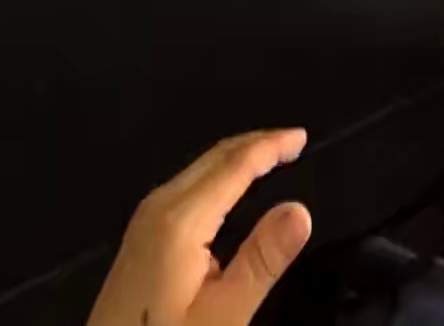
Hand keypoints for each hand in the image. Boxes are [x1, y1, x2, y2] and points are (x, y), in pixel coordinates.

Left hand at [86, 129, 311, 325]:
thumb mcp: (222, 316)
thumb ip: (261, 260)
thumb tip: (300, 210)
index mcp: (181, 217)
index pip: (235, 164)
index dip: (271, 145)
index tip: (301, 135)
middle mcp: (161, 203)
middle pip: (216, 155)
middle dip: (257, 142)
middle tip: (293, 141)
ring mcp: (147, 214)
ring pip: (201, 166)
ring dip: (239, 156)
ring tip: (272, 156)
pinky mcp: (142, 230)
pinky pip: (189, 182)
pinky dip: (220, 172)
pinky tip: (233, 185)